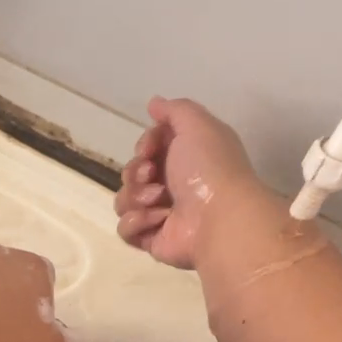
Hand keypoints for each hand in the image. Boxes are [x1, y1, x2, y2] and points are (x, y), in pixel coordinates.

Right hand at [113, 98, 277, 270]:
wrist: (217, 217)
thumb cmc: (209, 168)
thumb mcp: (196, 125)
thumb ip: (174, 109)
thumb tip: (153, 103)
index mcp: (182, 158)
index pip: (146, 150)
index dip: (143, 147)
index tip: (150, 150)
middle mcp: (170, 184)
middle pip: (131, 175)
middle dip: (136, 173)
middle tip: (153, 175)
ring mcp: (158, 213)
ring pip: (123, 201)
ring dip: (136, 198)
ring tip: (158, 201)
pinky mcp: (150, 239)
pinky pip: (125, 230)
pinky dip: (136, 223)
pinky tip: (158, 220)